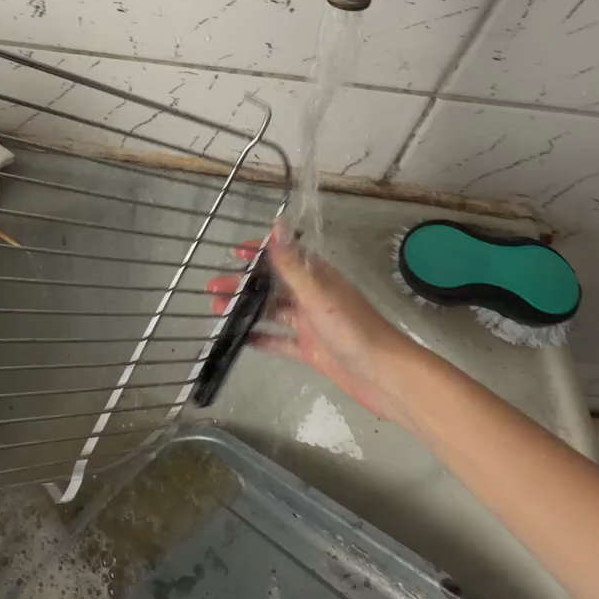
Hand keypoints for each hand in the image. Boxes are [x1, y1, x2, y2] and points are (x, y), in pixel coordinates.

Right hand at [207, 223, 436, 423]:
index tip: (232, 252)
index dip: (258, 252)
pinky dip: (260, 338)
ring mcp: (311, 323)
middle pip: (271, 284)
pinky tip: (239, 339)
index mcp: (317, 277)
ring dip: (245, 309)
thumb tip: (276, 222)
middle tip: (211, 288)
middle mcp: (312, 296)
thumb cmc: (353, 330)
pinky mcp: (311, 350)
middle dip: (242, 284)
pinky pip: (280, 340)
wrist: (386, 377)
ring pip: (271, 311)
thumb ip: (292, 263)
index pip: (283, 256)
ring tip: (216, 310)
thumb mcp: (317, 294)